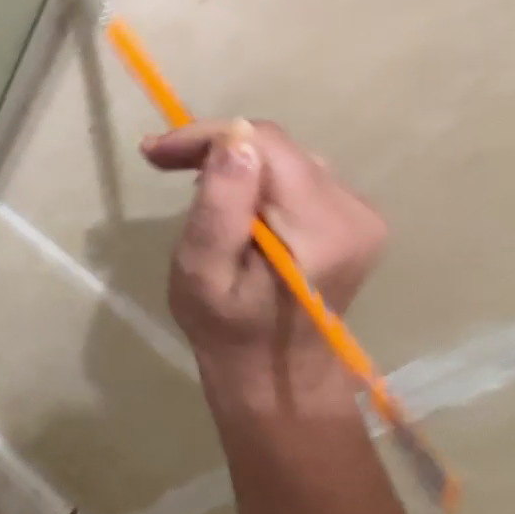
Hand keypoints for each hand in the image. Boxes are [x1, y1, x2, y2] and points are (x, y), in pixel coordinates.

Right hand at [141, 118, 386, 407]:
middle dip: (213, 147)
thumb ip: (220, 205)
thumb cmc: (227, 329)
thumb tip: (233, 139)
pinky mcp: (352, 220)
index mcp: (321, 226)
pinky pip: (294, 175)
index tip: (155, 152)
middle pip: (274, 147)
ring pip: (282, 157)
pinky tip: (231, 203)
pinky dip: (255, 180)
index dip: (206, 136)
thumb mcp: (203, 271)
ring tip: (192, 188)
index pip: (264, 143)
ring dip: (233, 164)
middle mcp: (352, 210)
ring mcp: (359, 215)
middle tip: (160, 163)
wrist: (277, 378)